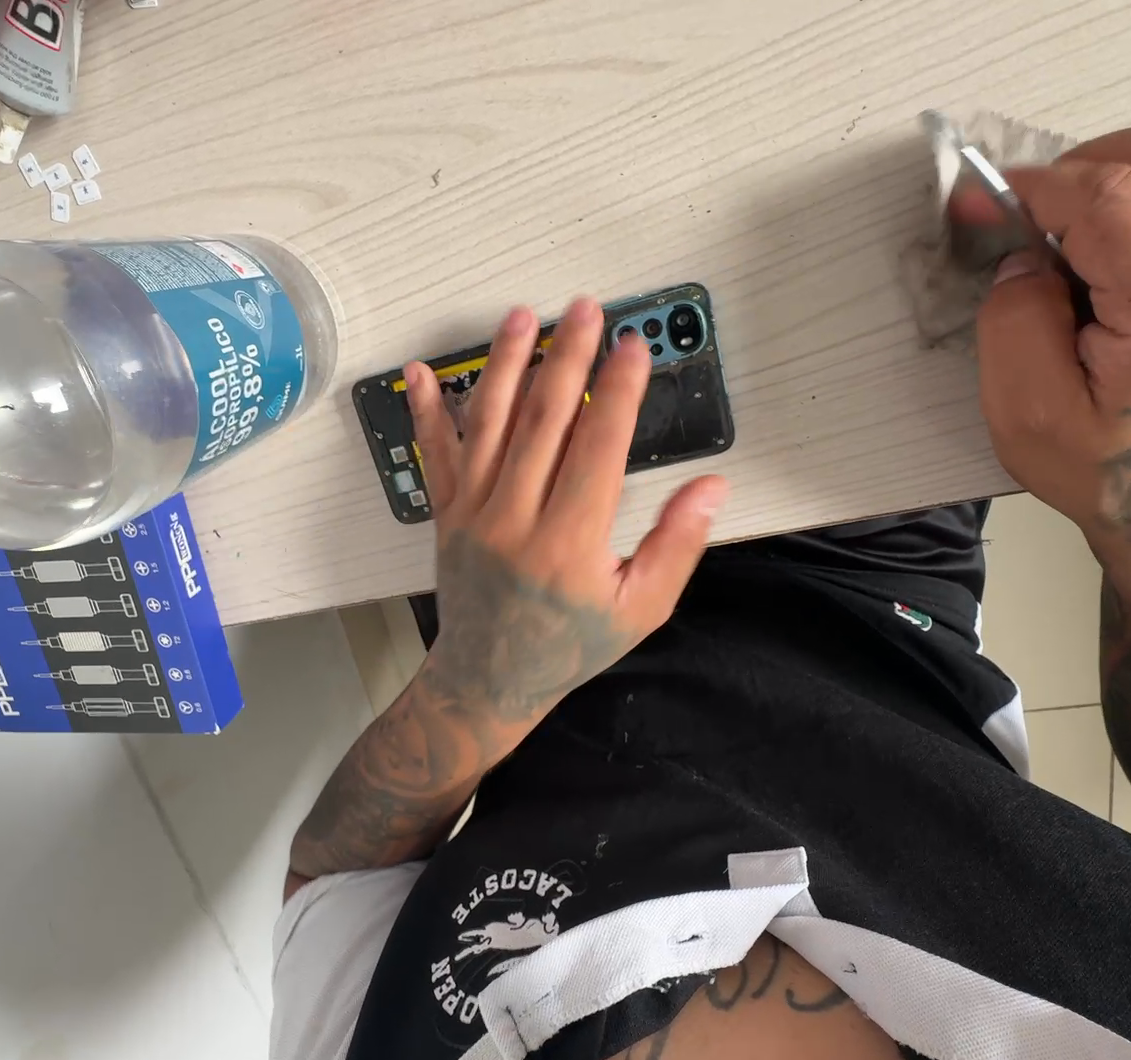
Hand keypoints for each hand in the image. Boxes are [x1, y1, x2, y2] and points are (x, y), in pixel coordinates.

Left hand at [404, 298, 728, 724]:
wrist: (490, 679)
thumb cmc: (571, 646)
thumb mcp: (641, 610)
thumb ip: (677, 546)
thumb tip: (712, 485)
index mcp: (572, 541)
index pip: (599, 446)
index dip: (619, 390)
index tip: (633, 346)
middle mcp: (517, 517)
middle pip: (544, 420)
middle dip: (568, 357)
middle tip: (584, 309)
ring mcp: (474, 513)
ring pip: (489, 425)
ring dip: (506, 365)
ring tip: (522, 317)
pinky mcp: (446, 515)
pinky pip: (436, 456)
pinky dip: (426, 412)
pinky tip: (418, 372)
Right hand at [970, 119, 1130, 583]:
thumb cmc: (1106, 474)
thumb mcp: (1026, 412)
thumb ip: (1014, 322)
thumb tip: (1023, 260)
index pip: (1108, 198)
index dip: (1030, 185)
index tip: (975, 199)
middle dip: (1086, 160)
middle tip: (1026, 207)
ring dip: (1116, 181)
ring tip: (1058, 236)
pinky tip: (1096, 265)